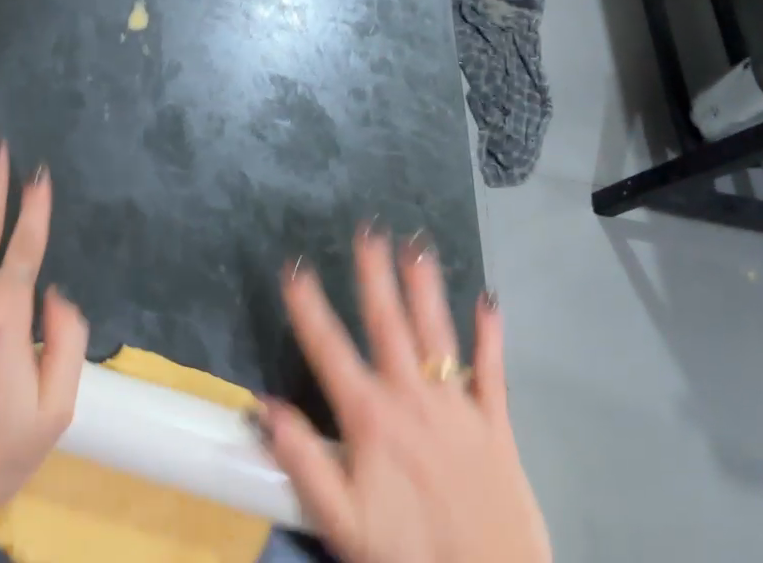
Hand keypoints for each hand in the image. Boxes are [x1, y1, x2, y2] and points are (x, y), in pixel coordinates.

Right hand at [258, 228, 549, 562]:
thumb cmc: (407, 554)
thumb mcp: (339, 521)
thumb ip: (302, 460)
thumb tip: (264, 405)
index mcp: (370, 418)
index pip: (329, 349)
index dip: (308, 306)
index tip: (295, 267)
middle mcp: (412, 399)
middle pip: (387, 325)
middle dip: (374, 276)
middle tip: (367, 231)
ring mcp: (458, 407)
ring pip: (437, 335)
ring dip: (426, 289)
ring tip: (417, 246)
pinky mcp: (497, 425)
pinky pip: (493, 372)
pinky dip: (491, 336)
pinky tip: (489, 301)